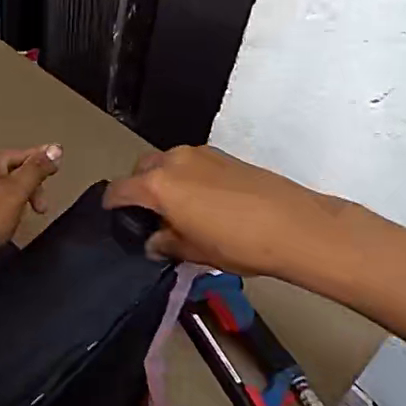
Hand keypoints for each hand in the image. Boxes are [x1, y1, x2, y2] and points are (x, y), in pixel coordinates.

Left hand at [0, 145, 62, 252]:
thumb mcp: (17, 192)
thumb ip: (36, 169)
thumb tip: (56, 147)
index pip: (23, 154)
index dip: (43, 163)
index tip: (58, 172)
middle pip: (13, 169)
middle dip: (30, 187)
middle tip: (41, 210)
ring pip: (3, 184)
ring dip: (18, 197)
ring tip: (21, 217)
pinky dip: (3, 202)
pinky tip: (6, 218)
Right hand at [102, 146, 358, 279]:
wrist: (294, 226)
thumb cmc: (239, 243)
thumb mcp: (194, 251)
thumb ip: (166, 242)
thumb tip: (155, 240)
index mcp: (158, 185)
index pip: (119, 189)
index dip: (111, 204)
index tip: (112, 215)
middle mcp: (173, 161)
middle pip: (142, 169)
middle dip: (139, 189)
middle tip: (149, 216)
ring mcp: (199, 154)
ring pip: (167, 163)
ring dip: (164, 181)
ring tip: (179, 210)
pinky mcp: (222, 155)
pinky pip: (191, 163)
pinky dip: (187, 177)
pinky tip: (204, 202)